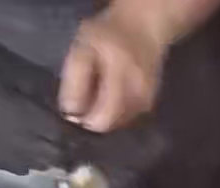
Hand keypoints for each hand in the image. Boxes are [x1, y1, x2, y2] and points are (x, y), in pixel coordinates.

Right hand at [0, 28, 72, 173]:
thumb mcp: (18, 73)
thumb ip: (44, 96)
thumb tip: (71, 113)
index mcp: (20, 116)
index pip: (60, 136)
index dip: (77, 138)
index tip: (89, 137)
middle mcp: (13, 140)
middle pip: (54, 155)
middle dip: (70, 153)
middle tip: (81, 148)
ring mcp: (2, 152)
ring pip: (41, 165)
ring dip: (55, 160)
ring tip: (64, 153)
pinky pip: (23, 168)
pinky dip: (36, 164)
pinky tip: (40, 156)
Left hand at [58, 5, 169, 131]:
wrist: (143, 30)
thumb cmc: (107, 34)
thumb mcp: (83, 46)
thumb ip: (76, 79)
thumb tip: (70, 112)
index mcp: (120, 79)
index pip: (103, 118)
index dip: (86, 119)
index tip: (75, 110)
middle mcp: (137, 96)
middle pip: (110, 124)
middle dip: (95, 115)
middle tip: (87, 95)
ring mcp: (145, 104)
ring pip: (118, 124)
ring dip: (105, 114)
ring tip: (100, 91)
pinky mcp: (148, 108)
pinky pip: (127, 119)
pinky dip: (116, 112)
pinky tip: (113, 93)